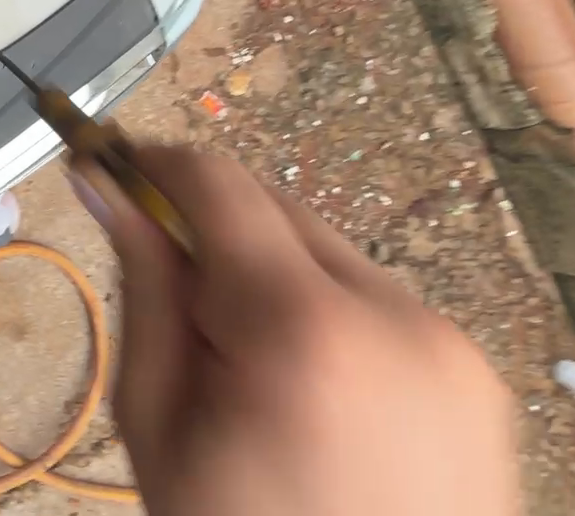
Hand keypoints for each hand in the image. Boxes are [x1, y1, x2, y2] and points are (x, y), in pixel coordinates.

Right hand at [71, 144, 518, 515]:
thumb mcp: (156, 413)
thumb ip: (143, 285)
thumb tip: (101, 184)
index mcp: (303, 327)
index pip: (217, 182)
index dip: (153, 162)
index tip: (109, 167)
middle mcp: (395, 314)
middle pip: (268, 202)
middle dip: (202, 218)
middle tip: (164, 284)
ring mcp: (448, 341)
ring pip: (315, 241)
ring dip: (256, 260)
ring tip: (232, 344)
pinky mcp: (474, 367)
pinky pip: (364, 288)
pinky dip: (308, 297)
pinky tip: (294, 369)